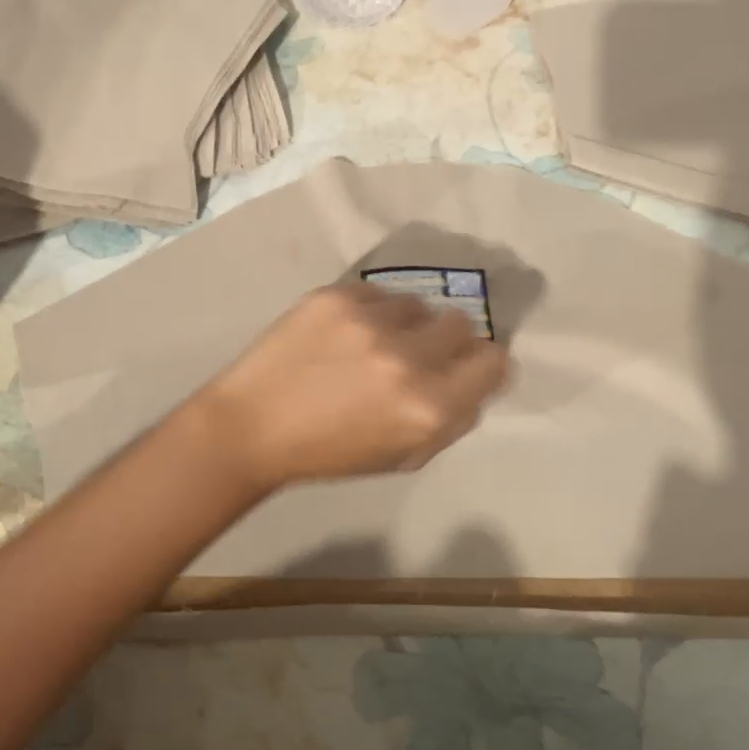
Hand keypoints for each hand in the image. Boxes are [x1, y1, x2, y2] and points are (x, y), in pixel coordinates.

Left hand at [180, 282, 511, 492]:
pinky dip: (370, 310)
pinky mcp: (337, 296)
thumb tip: (473, 384)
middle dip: (446, 342)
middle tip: (417, 355)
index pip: (495, 362)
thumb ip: (449, 422)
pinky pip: (378, 292)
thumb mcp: (403, 457)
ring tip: (371, 344)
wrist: (253, 426)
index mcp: (430, 408)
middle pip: (461, 324)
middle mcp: (408, 359)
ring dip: (405, 323)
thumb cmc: (329, 453)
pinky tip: (344, 333)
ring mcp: (370, 322)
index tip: (466, 368)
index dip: (482, 366)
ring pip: (418, 304)